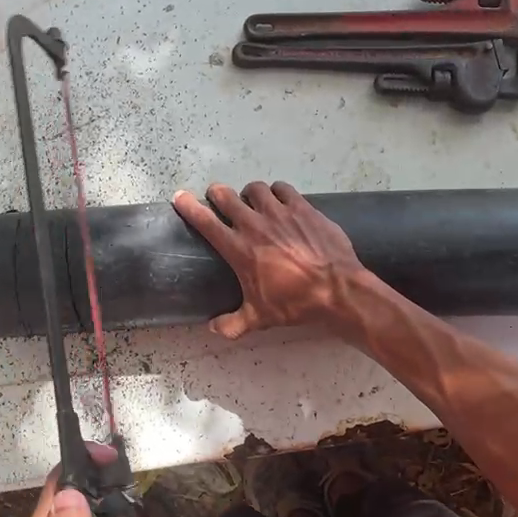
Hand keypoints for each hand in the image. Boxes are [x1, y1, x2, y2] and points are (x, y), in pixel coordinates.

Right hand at [171, 181, 369, 339]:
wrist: (337, 289)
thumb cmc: (295, 303)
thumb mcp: (259, 318)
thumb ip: (232, 323)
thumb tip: (213, 328)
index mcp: (239, 249)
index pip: (205, 221)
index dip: (189, 206)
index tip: (180, 197)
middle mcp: (255, 225)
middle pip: (226, 196)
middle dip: (218, 194)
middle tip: (219, 200)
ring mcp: (280, 212)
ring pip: (255, 188)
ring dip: (249, 193)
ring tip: (252, 202)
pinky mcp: (303, 207)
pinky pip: (283, 189)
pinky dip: (277, 192)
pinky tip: (280, 201)